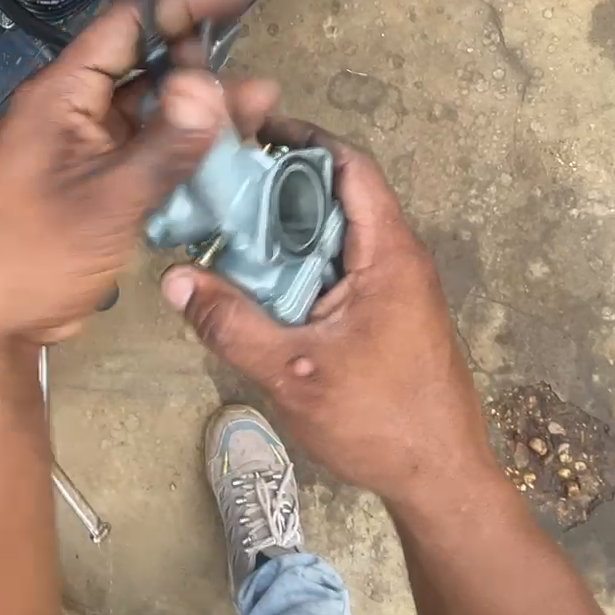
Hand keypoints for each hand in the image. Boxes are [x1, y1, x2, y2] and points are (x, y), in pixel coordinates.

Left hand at [0, 0, 279, 347]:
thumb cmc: (32, 256)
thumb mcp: (106, 200)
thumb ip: (164, 146)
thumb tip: (212, 89)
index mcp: (61, 95)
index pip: (126, 26)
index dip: (182, 3)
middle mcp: (72, 109)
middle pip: (143, 66)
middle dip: (199, 66)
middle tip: (251, 83)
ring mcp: (84, 145)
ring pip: (150, 109)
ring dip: (197, 110)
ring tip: (256, 110)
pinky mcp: (95, 178)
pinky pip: (144, 147)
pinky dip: (181, 147)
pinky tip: (221, 151)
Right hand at [160, 119, 496, 506]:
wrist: (442, 483)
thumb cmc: (379, 421)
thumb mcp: (293, 373)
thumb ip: (231, 324)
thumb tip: (173, 278)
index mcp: (387, 253)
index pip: (352, 167)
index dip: (306, 137)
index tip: (253, 132)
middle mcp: (395, 257)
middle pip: (338, 191)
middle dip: (282, 178)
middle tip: (223, 179)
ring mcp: (392, 284)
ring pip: (335, 228)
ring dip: (288, 220)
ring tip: (230, 220)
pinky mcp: (383, 309)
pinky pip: (335, 261)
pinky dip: (298, 254)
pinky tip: (258, 273)